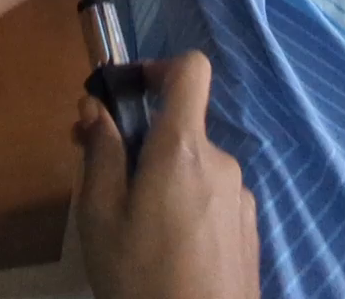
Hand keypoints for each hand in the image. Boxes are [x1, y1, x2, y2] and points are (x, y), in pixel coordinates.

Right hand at [75, 52, 259, 298]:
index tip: (128, 95)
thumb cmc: (142, 278)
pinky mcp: (249, 233)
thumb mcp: (101, 216)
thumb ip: (100, 152)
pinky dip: (186, 205)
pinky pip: (211, 198)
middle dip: (142, 140)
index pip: (191, 70)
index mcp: (184, 148)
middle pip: (181, 127)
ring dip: (163, 178)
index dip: (159, 68)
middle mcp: (221, 162)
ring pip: (193, 167)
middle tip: (104, 175)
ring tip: (133, 227)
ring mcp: (240, 199)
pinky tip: (167, 251)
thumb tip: (95, 106)